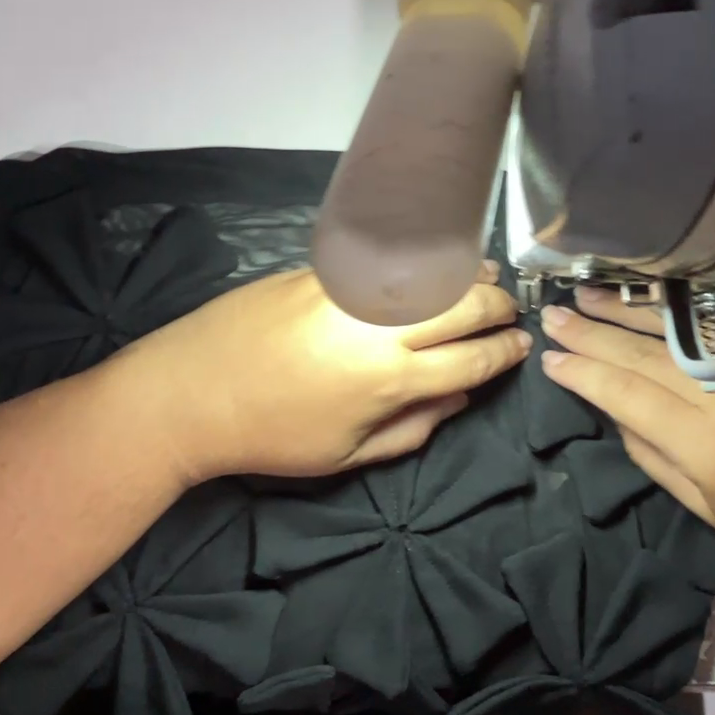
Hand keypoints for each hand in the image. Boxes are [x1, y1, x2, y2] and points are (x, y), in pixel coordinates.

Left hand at [116, 264, 530, 481]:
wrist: (192, 390)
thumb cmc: (272, 436)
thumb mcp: (346, 455)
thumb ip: (412, 428)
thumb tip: (459, 398)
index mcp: (391, 381)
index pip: (473, 360)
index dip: (506, 353)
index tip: (522, 346)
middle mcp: (382, 326)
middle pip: (466, 306)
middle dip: (500, 309)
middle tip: (510, 315)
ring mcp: (355, 290)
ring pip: (435, 273)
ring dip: (472, 277)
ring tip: (486, 283)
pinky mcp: (328, 270)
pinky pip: (393, 259)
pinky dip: (427, 262)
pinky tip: (435, 267)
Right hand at [538, 287, 714, 582]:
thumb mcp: (705, 507)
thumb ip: (651, 454)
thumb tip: (613, 407)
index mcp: (713, 443)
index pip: (628, 394)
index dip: (583, 374)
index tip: (548, 359)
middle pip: (645, 354)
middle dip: (592, 334)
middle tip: (551, 317)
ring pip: (677, 328)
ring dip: (625, 310)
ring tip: (583, 296)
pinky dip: (679, 301)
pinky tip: (648, 288)